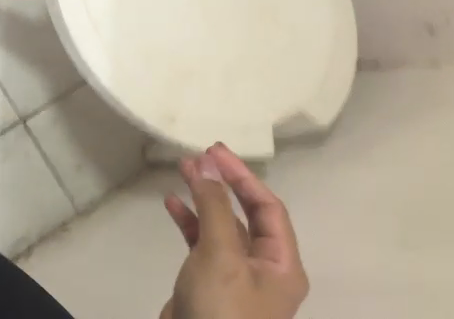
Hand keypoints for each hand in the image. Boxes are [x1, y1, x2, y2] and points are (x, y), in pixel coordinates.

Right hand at [160, 144, 308, 318]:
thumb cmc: (222, 309)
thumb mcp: (220, 254)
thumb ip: (214, 206)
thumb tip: (208, 162)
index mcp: (282, 265)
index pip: (269, 209)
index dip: (243, 176)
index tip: (213, 150)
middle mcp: (265, 268)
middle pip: (248, 214)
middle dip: (224, 183)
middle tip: (198, 155)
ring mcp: (238, 276)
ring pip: (223, 225)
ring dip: (204, 197)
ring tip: (181, 170)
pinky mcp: (212, 282)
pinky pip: (204, 241)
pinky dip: (189, 220)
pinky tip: (172, 204)